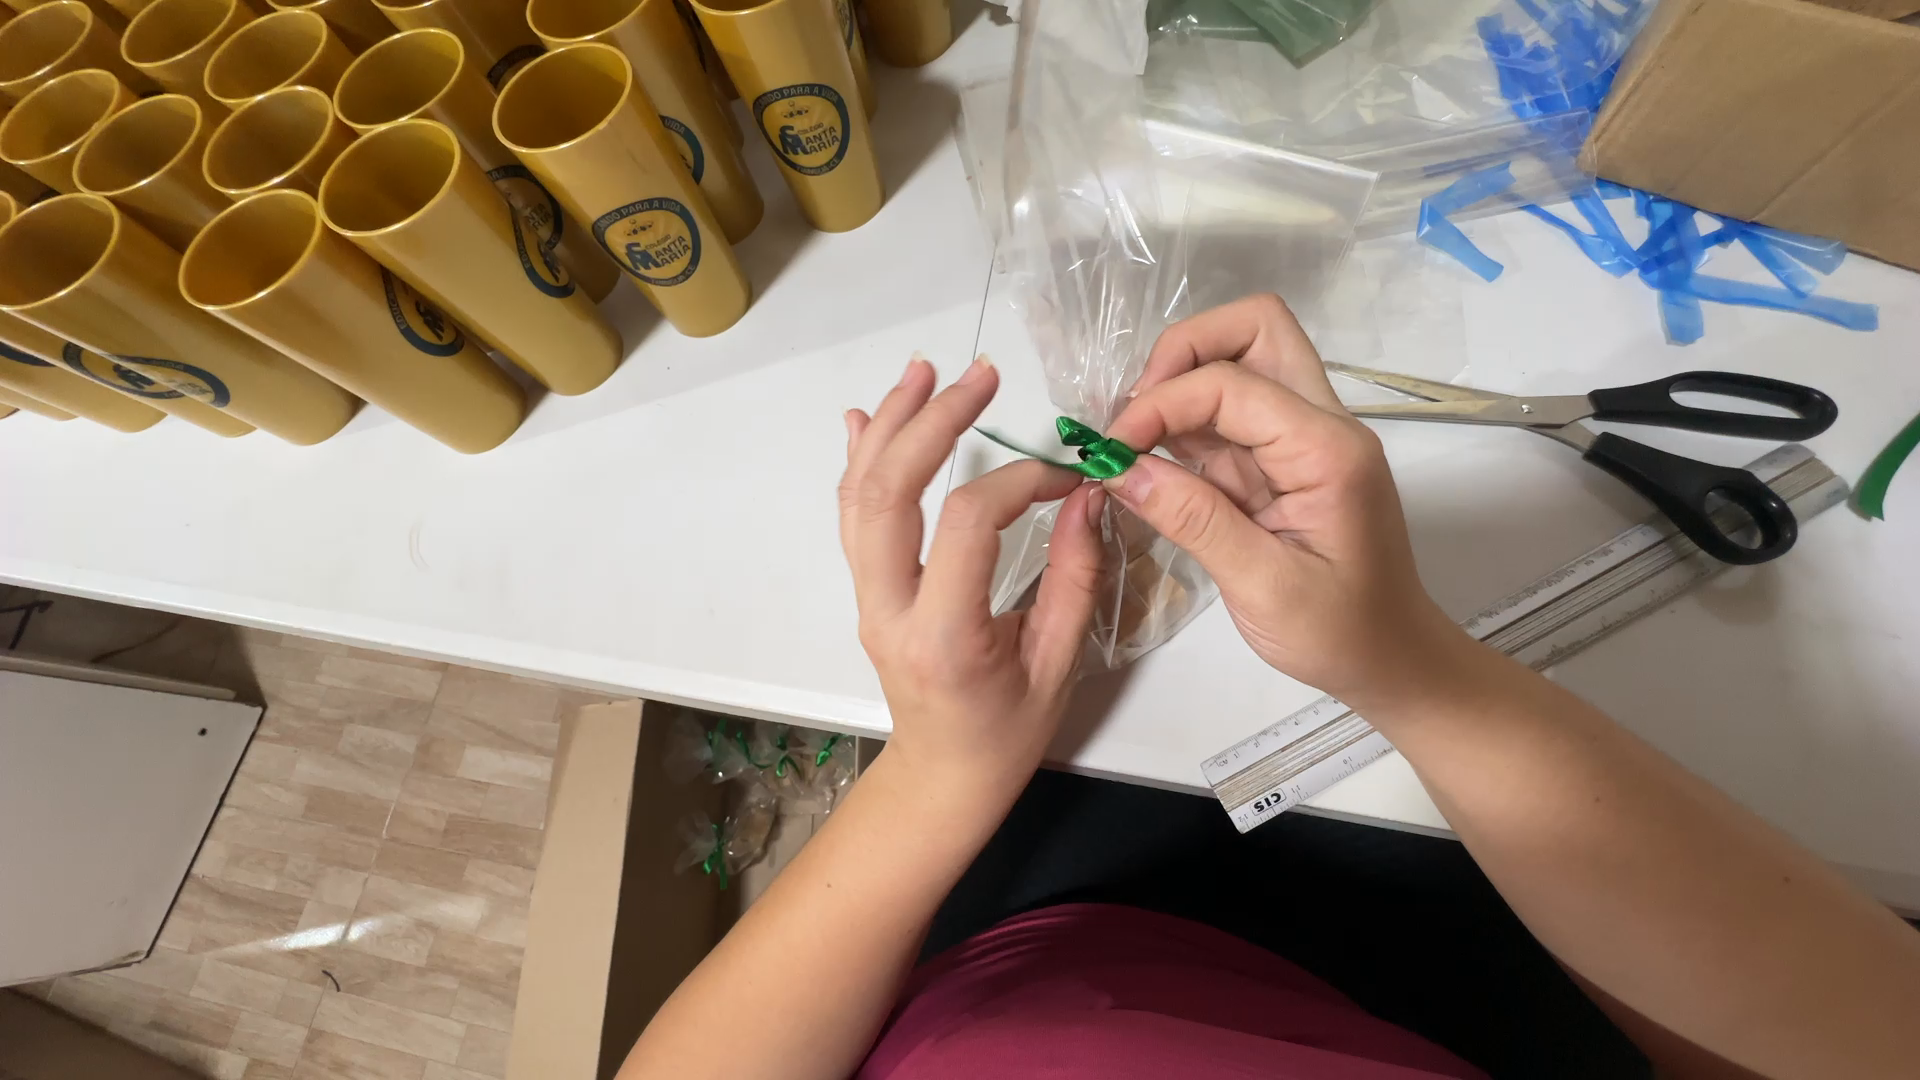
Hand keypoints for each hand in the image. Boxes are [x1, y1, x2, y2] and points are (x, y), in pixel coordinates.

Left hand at [839, 355, 1103, 797]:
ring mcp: (866, 597)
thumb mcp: (1057, 664)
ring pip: (859, 496)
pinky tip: (864, 418)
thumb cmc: (1005, 734)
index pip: (967, 522)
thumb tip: (1085, 493)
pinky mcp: (864, 590)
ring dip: (889, 426)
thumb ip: (1074, 575)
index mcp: (945, 635)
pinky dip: (859, 461)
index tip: (1063, 475)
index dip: (1019, 480)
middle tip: (978, 375)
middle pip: (888, 492)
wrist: (941, 774)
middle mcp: (889, 608)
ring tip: (923, 372)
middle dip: (931, 421)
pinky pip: (853, 517)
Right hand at [1102, 295, 1466, 707]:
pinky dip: (1177, 421)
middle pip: (1254, 328)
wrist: (1388, 657)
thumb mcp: (1264, 587)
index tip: (1110, 453)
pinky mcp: (1274, 458)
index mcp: (1327, 449)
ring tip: (1131, 436)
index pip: (1230, 383)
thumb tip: (1119, 470)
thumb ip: (1193, 520)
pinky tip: (1146, 457)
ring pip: (1238, 358)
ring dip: (1177, 382)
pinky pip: (1223, 413)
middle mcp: (1318, 423)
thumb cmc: (1338, 632)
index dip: (1159, 405)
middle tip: (1134, 414)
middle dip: (1182, 353)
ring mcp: (1296, 437)